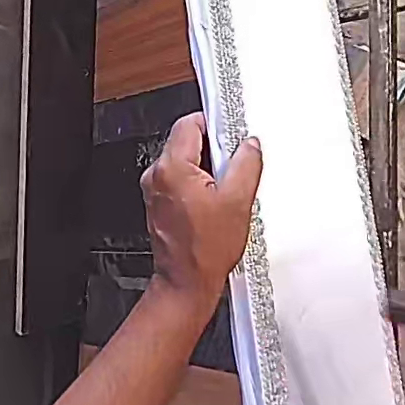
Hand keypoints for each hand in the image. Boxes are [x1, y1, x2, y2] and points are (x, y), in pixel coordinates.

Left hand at [141, 113, 261, 311]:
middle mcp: (157, 176)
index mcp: (172, 169)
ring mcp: (154, 190)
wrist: (187, 281)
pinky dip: (197, 184)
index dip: (214, 123)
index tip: (231, 132)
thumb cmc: (205, 250)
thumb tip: (250, 145)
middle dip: (213, 150)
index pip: (189, 123)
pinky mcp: (158, 203)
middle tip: (232, 169)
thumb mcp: (238, 201)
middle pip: (186, 141)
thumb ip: (246, 163)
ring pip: (183, 161)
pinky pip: (179, 180)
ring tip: (223, 192)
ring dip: (206, 169)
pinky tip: (212, 203)